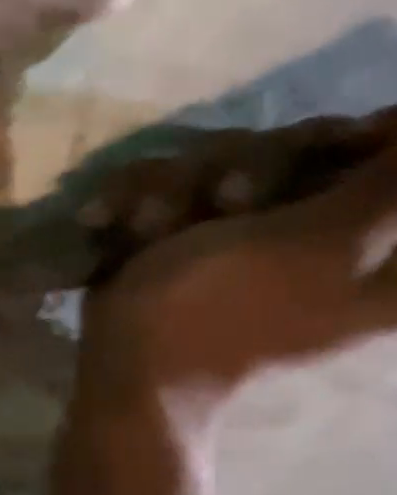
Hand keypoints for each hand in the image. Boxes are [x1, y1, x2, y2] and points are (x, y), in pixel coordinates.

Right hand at [73, 110, 396, 420]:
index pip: (380, 151)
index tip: (319, 147)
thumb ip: (383, 190)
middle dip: (237, 167)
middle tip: (226, 204)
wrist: (134, 354)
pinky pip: (166, 181)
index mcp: (378, 239)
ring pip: (215, 160)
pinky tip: (122, 226)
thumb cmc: (226, 304)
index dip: (344, 140)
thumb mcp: (317, 245)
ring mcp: (248, 226)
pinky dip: (138, 200)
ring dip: (171, 189)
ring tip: (152, 227)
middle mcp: (320, 224)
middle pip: (293, 146)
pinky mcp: (190, 225)